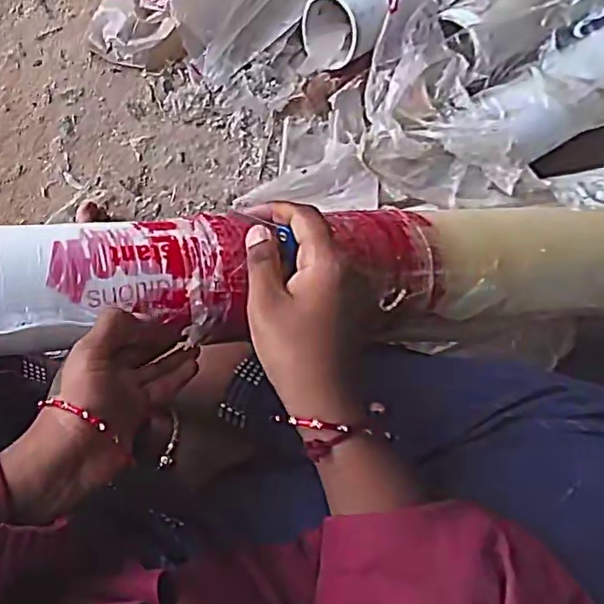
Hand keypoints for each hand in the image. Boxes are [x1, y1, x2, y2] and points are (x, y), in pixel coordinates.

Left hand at [0, 309, 198, 521]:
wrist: (78, 453)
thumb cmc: (80, 400)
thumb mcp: (91, 352)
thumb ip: (113, 327)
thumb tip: (142, 316)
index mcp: (95, 354)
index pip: (123, 331)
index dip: (145, 321)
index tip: (168, 310)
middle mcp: (111, 372)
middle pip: (141, 349)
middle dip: (163, 337)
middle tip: (187, 324)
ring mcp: (126, 394)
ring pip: (156, 369)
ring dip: (175, 356)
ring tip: (195, 342)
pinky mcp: (140, 414)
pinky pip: (162, 390)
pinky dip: (178, 377)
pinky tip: (192, 365)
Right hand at [242, 202, 380, 420]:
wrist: (323, 394)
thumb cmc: (291, 351)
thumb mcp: (265, 303)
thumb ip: (262, 261)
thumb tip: (260, 232)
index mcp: (328, 263)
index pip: (306, 216)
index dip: (276, 208)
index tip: (249, 214)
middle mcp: (348, 268)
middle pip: (316, 232)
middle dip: (283, 227)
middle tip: (250, 235)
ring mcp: (354, 287)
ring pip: (321, 253)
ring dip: (292, 248)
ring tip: (261, 258)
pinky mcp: (351, 304)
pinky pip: (326, 272)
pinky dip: (302, 267)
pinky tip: (282, 282)